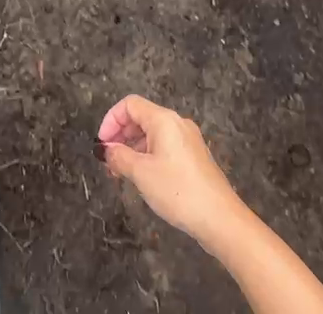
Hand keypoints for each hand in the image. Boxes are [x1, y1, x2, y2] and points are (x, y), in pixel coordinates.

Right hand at [98, 95, 247, 246]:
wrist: (220, 219)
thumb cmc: (177, 191)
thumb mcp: (141, 173)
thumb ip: (119, 157)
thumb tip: (105, 150)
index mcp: (164, 120)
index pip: (130, 104)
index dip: (111, 120)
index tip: (102, 145)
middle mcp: (177, 123)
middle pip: (141, 117)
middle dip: (120, 135)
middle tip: (108, 161)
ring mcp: (188, 139)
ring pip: (152, 133)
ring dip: (133, 148)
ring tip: (122, 173)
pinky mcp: (194, 156)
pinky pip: (164, 146)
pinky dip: (148, 155)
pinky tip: (143, 177)